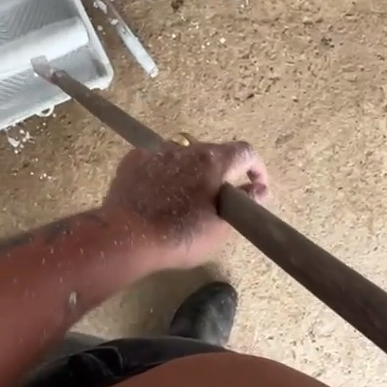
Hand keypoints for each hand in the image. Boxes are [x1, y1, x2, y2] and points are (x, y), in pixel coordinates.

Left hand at [103, 140, 269, 268]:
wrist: (127, 237)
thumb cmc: (180, 236)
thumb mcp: (220, 226)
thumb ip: (243, 202)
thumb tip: (259, 188)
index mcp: (212, 161)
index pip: (245, 152)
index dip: (256, 167)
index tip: (257, 185)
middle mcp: (186, 149)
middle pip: (212, 152)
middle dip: (221, 171)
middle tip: (218, 197)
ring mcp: (157, 152)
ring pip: (182, 155)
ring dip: (190, 170)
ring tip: (184, 196)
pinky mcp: (133, 160)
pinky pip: (156, 162)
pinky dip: (163, 174)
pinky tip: (156, 194)